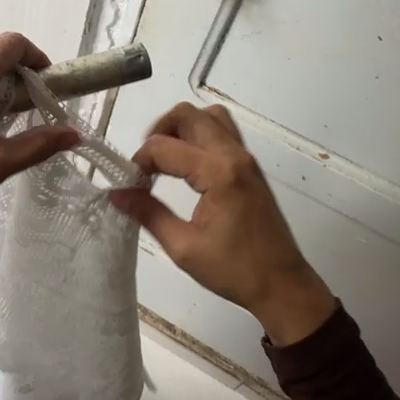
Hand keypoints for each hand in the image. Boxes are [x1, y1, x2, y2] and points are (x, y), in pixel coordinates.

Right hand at [110, 103, 337, 345]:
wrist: (283, 285)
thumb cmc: (234, 270)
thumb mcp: (183, 247)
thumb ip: (148, 213)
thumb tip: (115, 194)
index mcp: (218, 173)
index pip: (164, 147)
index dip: (139, 162)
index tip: (130, 186)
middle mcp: (233, 156)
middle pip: (187, 115)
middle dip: (158, 132)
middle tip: (147, 165)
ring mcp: (245, 158)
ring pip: (209, 116)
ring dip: (182, 128)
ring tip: (167, 159)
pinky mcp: (250, 166)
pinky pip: (223, 132)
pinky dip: (200, 136)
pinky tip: (188, 167)